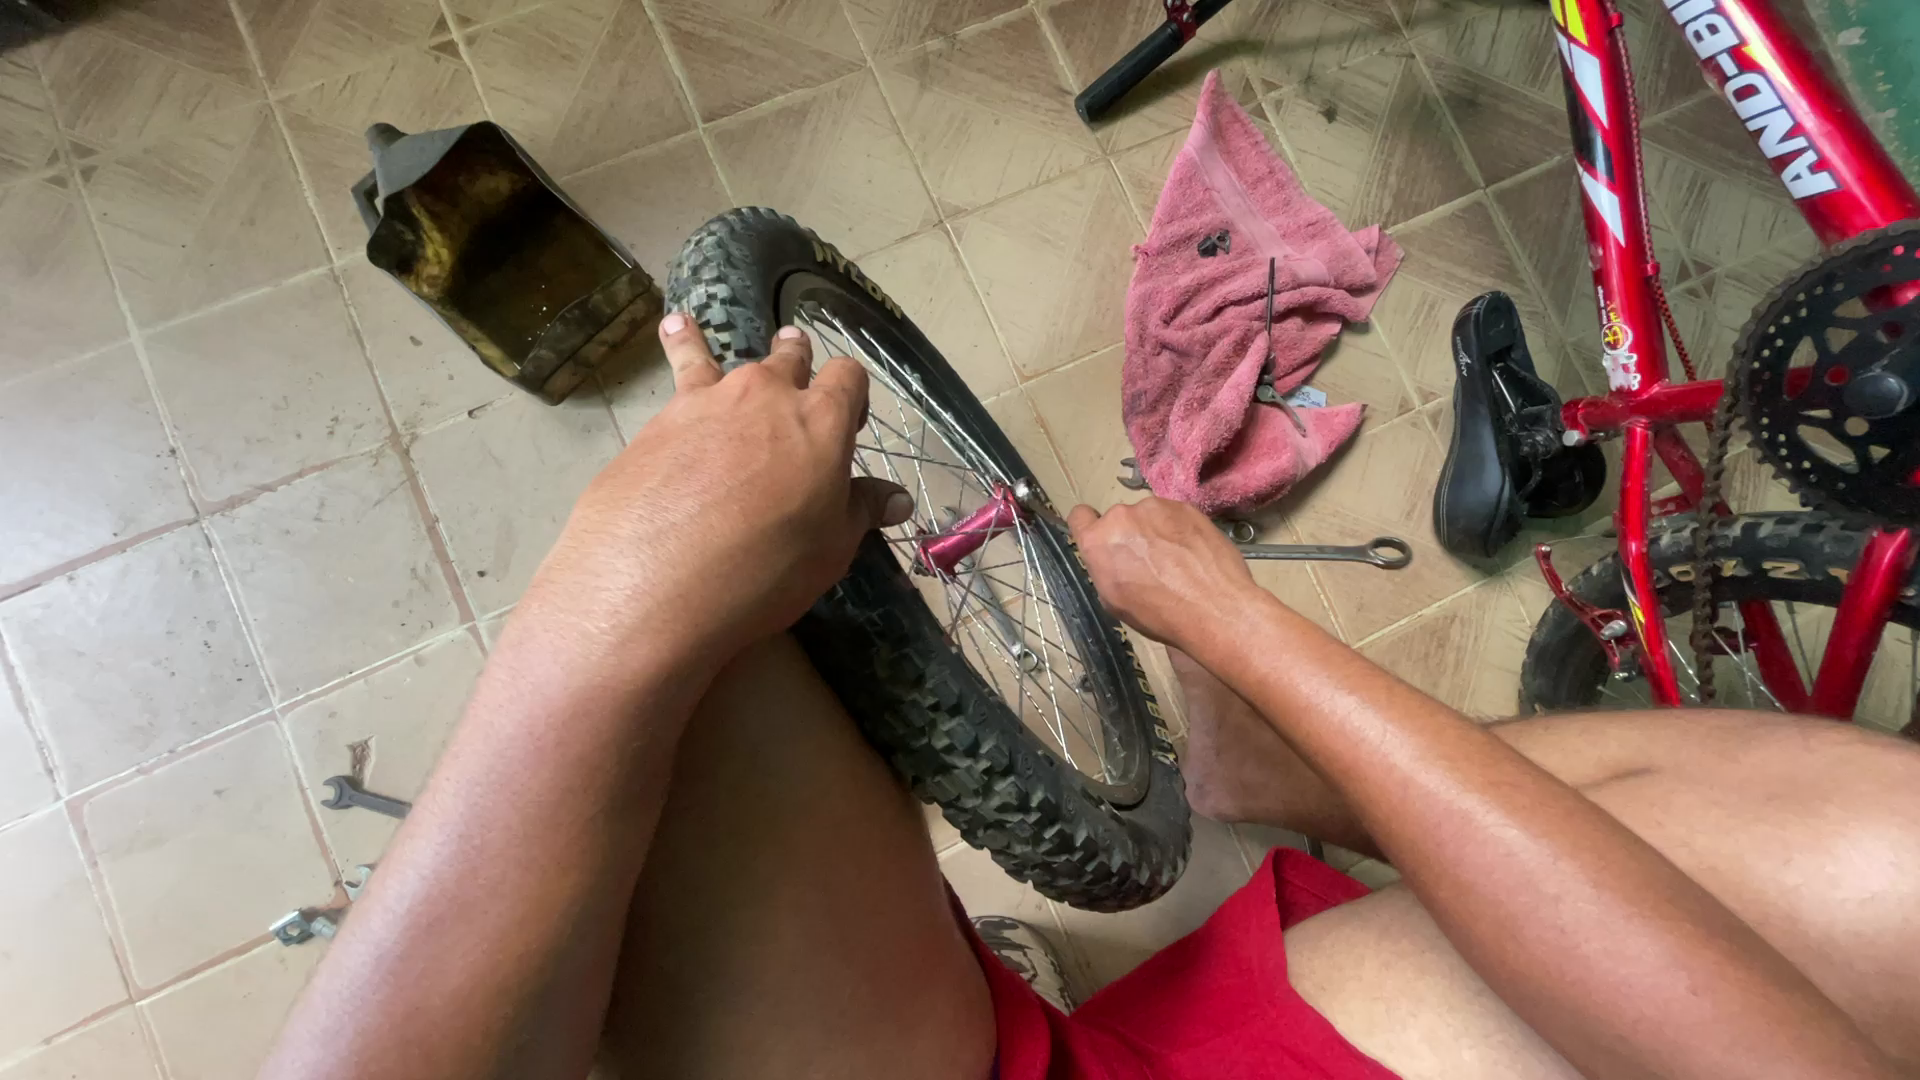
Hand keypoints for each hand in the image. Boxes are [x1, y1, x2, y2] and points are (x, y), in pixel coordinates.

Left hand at [525, 315, 912, 658]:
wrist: (661, 576)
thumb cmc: (770, 565)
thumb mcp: (831, 546)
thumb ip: (861, 511)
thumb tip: (898, 499)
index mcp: (822, 421)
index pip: (849, 379)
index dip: (853, 393)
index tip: (850, 418)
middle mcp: (768, 395)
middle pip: (790, 359)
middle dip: (797, 358)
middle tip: (796, 356)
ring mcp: (711, 400)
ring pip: (723, 356)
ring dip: (720, 344)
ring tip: (698, 325)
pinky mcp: (663, 418)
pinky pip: (680, 369)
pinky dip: (680, 343)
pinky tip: (673, 329)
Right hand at [1066, 498, 1257, 646]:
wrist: (1215, 609)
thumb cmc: (1158, 614)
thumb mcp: (1114, 602)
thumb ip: (1104, 568)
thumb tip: (1113, 559)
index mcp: (1098, 541)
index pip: (1079, 516)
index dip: (1089, 528)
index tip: (1104, 541)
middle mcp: (1122, 516)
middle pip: (1118, 520)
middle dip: (1128, 536)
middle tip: (1148, 562)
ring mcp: (1156, 507)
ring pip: (1148, 516)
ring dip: (1154, 531)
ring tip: (1176, 559)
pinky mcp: (1186, 506)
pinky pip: (1174, 515)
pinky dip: (1179, 529)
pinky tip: (1193, 553)